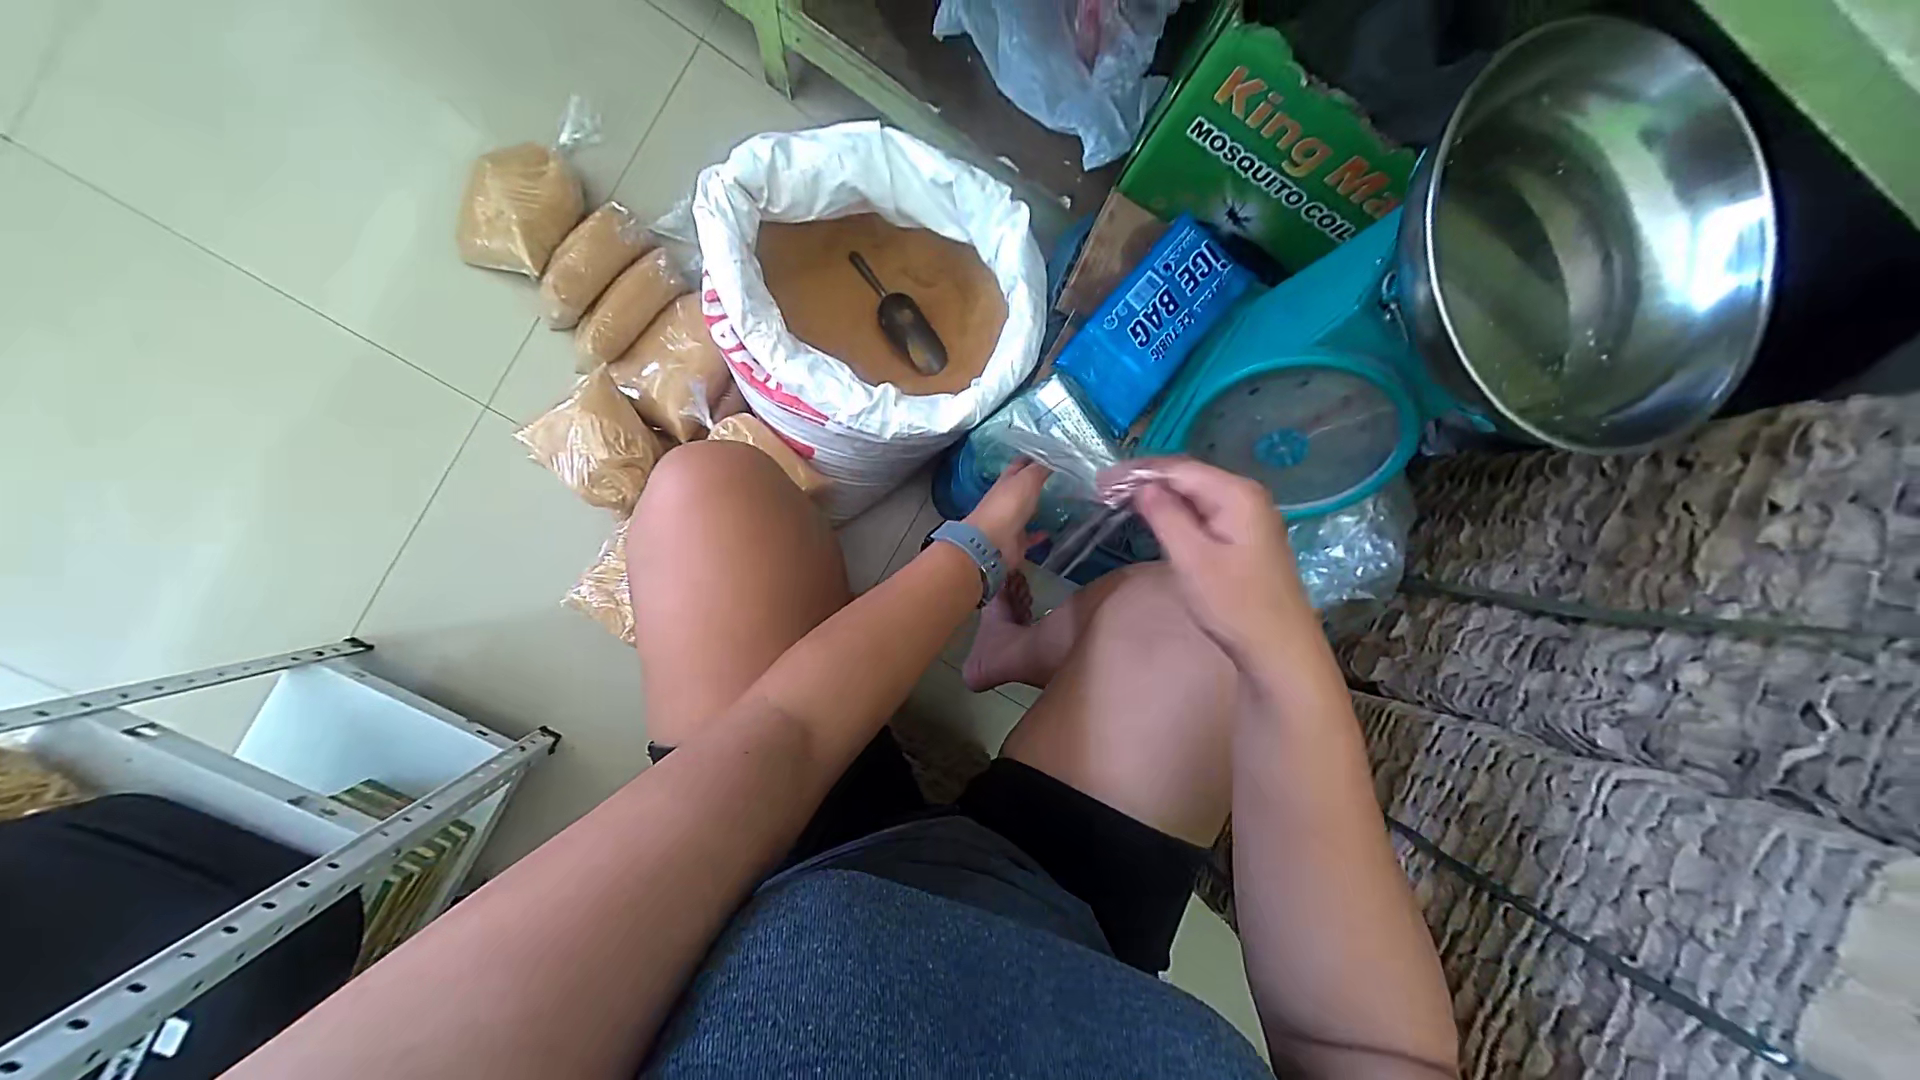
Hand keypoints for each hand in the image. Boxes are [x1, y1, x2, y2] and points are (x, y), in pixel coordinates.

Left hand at [963, 457, 1051, 564]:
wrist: (993, 542)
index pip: (1020, 464)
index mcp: (1007, 481)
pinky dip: (1040, 534)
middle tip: (1059, 479)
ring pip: (1027, 512)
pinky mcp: (1016, 540)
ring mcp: (1010, 521)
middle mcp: (1007, 499)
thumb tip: (1054, 456)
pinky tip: (1052, 531)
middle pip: (1023, 488)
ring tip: (1060, 504)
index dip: (1033, 457)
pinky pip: (1030, 536)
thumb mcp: (1027, 479)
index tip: (1050, 454)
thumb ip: (1040, 468)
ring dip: (1039, 508)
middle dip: (1037, 483)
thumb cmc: (1009, 505)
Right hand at [1110, 456, 1313, 663]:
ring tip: (1121, 501)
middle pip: (1188, 476)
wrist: (1279, 648)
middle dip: (1146, 480)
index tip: (1102, 483)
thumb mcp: (1192, 559)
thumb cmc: (1234, 604)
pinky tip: (1155, 517)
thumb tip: (1141, 485)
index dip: (1138, 471)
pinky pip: (1203, 510)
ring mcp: (1248, 515)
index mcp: (1237, 494)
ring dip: (1158, 494)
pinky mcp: (1244, 534)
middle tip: (1105, 491)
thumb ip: (1165, 516)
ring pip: (1194, 493)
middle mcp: (1246, 495)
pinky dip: (1175, 510)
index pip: (1179, 468)